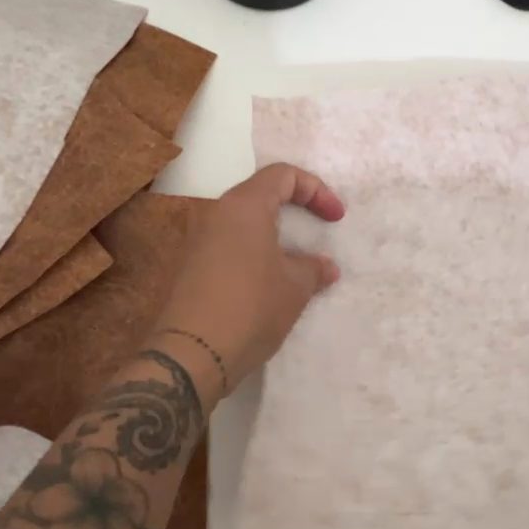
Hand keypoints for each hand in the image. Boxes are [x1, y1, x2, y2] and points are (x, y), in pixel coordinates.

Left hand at [155, 163, 343, 394]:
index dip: (315, 189)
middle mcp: (217, 215)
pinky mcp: (192, 269)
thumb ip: (313, 269)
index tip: (335, 219)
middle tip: (317, 230)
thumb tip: (324, 266)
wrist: (193, 353)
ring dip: (274, 236)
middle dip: (294, 208)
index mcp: (244, 206)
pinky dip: (256, 254)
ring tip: (297, 263)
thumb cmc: (252, 307)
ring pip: (244, 224)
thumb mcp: (295, 287)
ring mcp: (200, 242)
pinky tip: (270, 284)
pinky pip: (231, 247)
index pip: (282, 174)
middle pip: (260, 194)